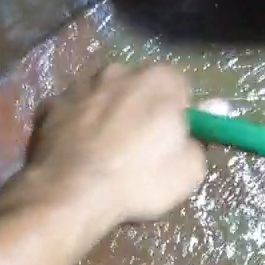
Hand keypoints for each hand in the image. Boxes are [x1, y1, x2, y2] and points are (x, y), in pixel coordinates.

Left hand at [21, 64, 207, 227]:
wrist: (73, 193)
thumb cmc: (139, 181)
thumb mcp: (188, 171)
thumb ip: (201, 136)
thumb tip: (215, 109)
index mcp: (158, 80)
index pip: (179, 87)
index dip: (178, 115)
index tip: (172, 140)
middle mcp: (118, 70)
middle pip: (138, 88)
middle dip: (140, 110)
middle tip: (138, 150)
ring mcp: (80, 86)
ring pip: (102, 97)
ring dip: (106, 116)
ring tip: (105, 154)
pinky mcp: (50, 106)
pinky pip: (71, 113)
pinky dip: (76, 127)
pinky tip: (78, 154)